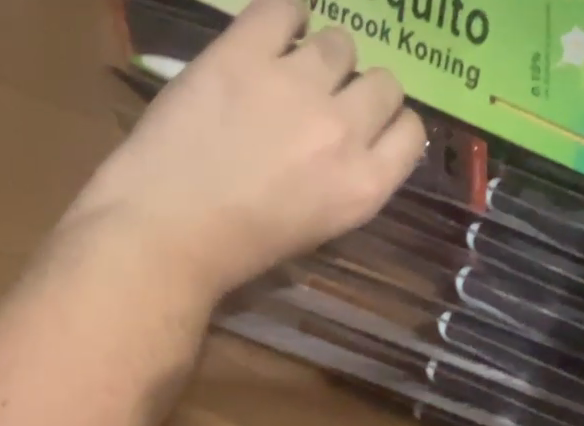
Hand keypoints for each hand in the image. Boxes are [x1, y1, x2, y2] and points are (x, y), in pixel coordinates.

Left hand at [64, 0, 424, 303]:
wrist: (171, 228)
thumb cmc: (247, 244)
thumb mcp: (325, 224)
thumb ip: (352, 179)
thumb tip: (358, 140)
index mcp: (367, 184)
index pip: (412, 131)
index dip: (393, 124)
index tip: (371, 126)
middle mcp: (345, 130)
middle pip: (385, 83)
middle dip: (364, 88)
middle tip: (332, 98)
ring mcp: (297, 85)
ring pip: (342, 43)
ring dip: (326, 54)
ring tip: (296, 66)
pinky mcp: (245, 53)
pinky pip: (284, 8)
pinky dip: (286, 13)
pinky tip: (276, 27)